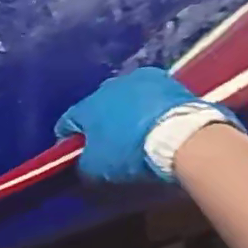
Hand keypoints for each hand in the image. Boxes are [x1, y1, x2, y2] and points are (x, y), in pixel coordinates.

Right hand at [55, 67, 241, 182]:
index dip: (67, 140)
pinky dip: (146, 107)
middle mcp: (108, 87)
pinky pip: (148, 96)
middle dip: (97, 123)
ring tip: (131, 131)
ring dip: (122, 112)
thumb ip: (81, 163)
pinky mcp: (167, 80)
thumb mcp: (95, 168)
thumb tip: (81, 160)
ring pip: (122, 98)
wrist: (182, 136)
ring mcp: (139, 79)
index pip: (66, 123)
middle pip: (95, 107)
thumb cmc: (129, 152)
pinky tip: (152, 122)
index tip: (73, 154)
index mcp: (86, 107)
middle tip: (104, 142)